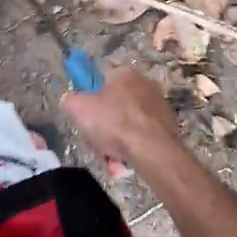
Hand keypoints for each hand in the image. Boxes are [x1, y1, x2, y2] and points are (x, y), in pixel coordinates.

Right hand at [61, 67, 180, 167]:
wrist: (152, 148)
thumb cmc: (114, 123)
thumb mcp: (80, 109)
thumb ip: (71, 100)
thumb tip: (70, 99)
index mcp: (123, 73)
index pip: (100, 80)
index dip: (89, 99)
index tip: (86, 118)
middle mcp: (142, 83)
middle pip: (113, 106)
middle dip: (103, 128)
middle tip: (98, 144)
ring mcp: (157, 104)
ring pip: (126, 124)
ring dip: (116, 143)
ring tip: (111, 161)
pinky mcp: (166, 124)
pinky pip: (141, 135)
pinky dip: (132, 148)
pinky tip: (125, 162)